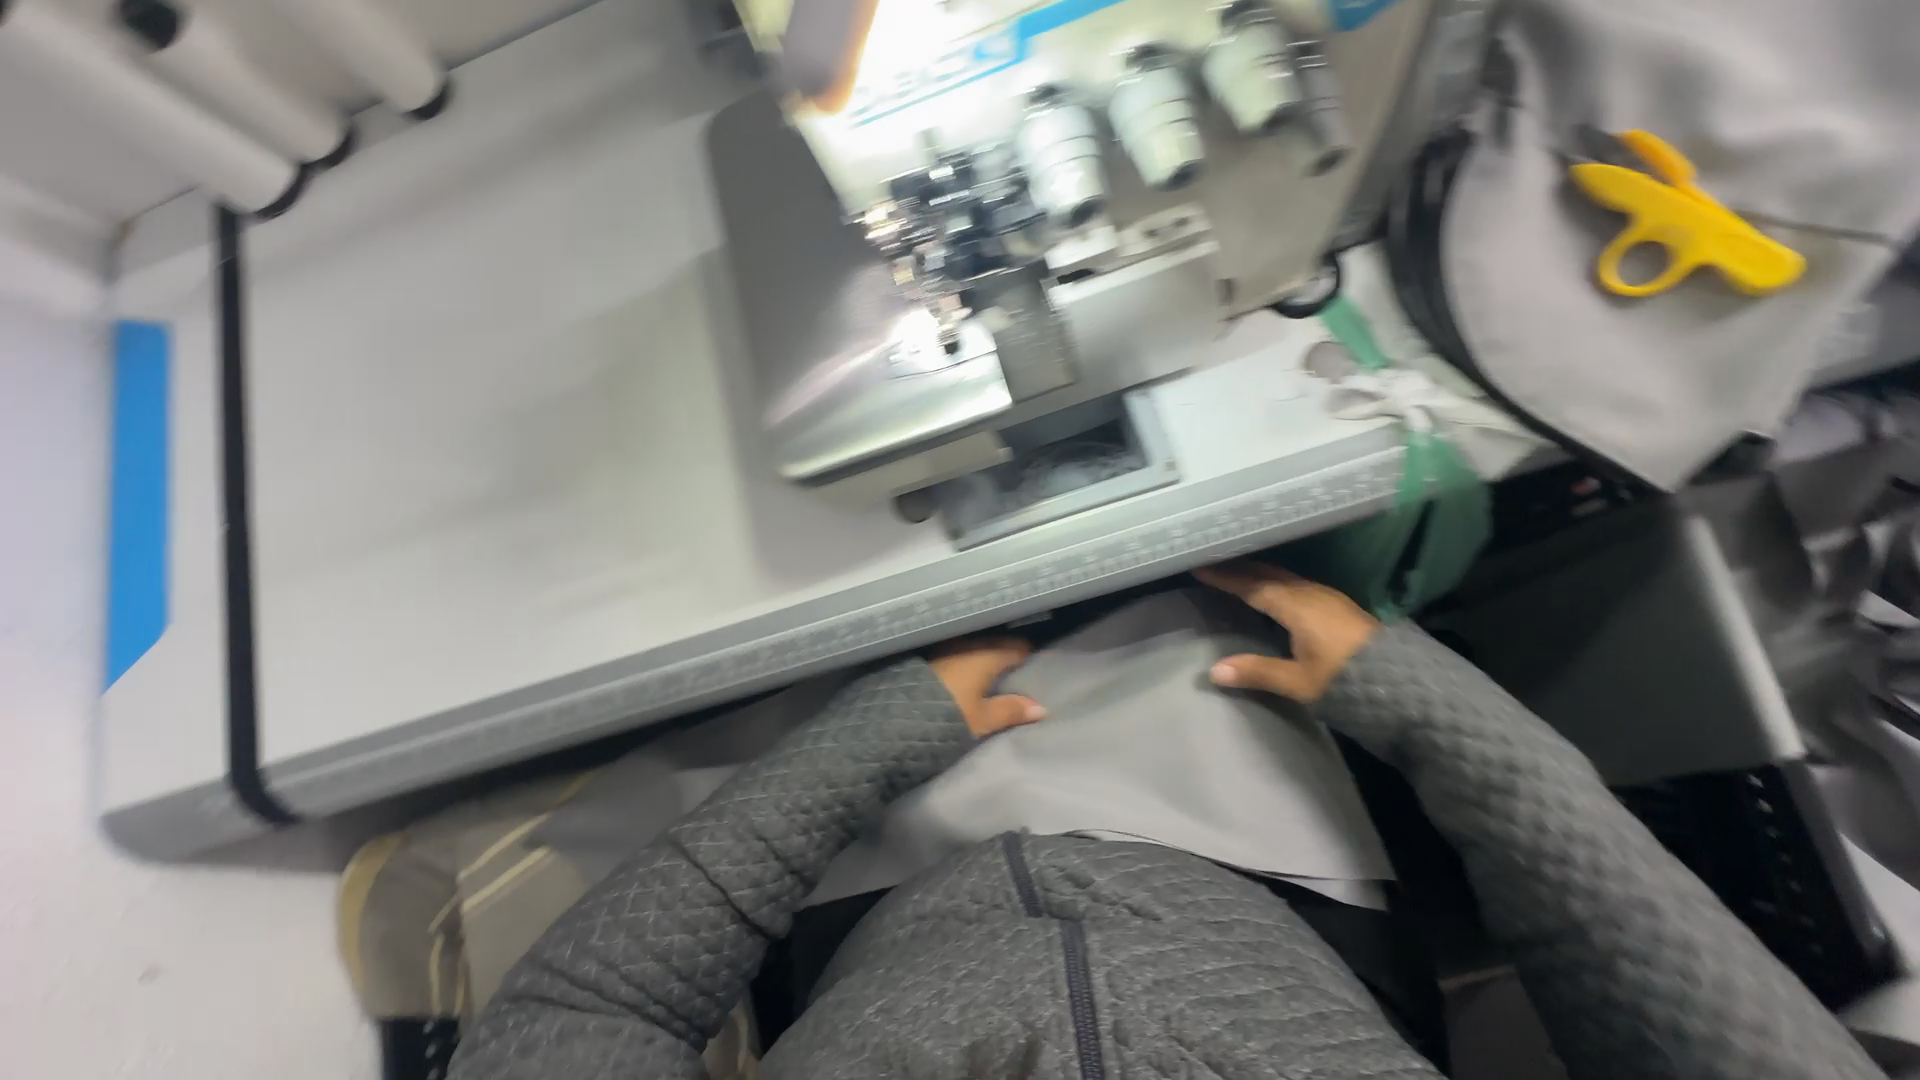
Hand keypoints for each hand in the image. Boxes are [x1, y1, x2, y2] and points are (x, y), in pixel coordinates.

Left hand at [929, 638, 1046, 737]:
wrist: (899, 715)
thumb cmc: (948, 714)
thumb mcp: (983, 718)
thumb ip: (1011, 710)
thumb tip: (1040, 708)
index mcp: (986, 654)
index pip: (1018, 647)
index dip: (1030, 655)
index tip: (1039, 664)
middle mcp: (968, 644)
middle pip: (996, 644)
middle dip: (1008, 653)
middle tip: (1020, 669)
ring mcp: (947, 648)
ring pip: (976, 647)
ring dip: (986, 656)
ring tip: (996, 672)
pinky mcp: (931, 656)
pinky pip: (960, 653)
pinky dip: (969, 660)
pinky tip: (971, 674)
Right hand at [1194, 562, 1379, 701]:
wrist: (1403, 683)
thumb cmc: (1347, 680)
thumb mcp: (1298, 682)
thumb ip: (1257, 672)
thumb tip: (1214, 671)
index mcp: (1297, 606)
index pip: (1252, 586)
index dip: (1225, 578)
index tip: (1200, 568)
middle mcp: (1311, 594)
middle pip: (1269, 575)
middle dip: (1241, 569)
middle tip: (1214, 564)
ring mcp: (1328, 598)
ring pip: (1285, 578)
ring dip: (1260, 574)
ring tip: (1239, 574)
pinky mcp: (1339, 606)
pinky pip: (1298, 584)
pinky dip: (1276, 582)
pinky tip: (1274, 592)